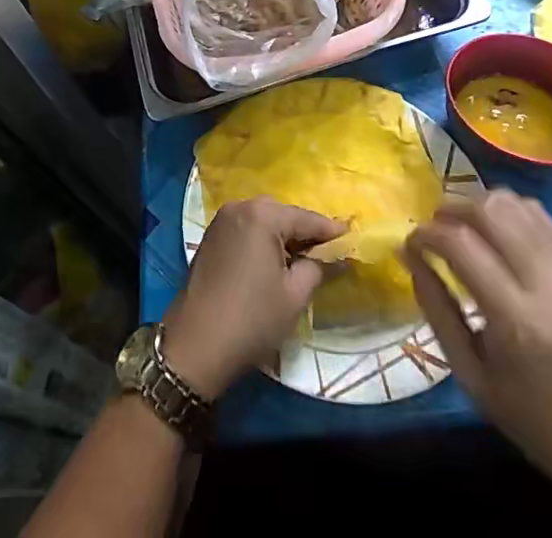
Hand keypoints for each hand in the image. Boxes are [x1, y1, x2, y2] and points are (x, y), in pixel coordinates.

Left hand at [162, 196, 343, 399]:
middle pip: (284, 216)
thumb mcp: (295, 294)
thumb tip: (337, 255)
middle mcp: (239, 207)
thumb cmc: (252, 318)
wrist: (196, 344)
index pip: (307, 219)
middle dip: (306, 234)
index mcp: (262, 215)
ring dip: (284, 238)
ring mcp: (221, 221)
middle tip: (330, 255)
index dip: (332, 233)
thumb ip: (320, 266)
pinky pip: (246, 231)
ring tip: (306, 262)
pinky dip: (264, 242)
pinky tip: (276, 263)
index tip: (354, 242)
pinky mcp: (211, 237)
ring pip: (264, 222)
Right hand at [401, 189, 551, 484]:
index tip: (410, 243)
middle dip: (451, 209)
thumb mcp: (467, 372)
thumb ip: (436, 308)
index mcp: (515, 319)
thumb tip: (408, 255)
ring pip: (515, 205)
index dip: (427, 234)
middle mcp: (546, 284)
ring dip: (477, 205)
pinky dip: (505, 210)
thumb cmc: (527, 412)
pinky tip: (489, 230)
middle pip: (492, 211)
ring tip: (458, 227)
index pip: (463, 245)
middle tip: (432, 229)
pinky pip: (537, 215)